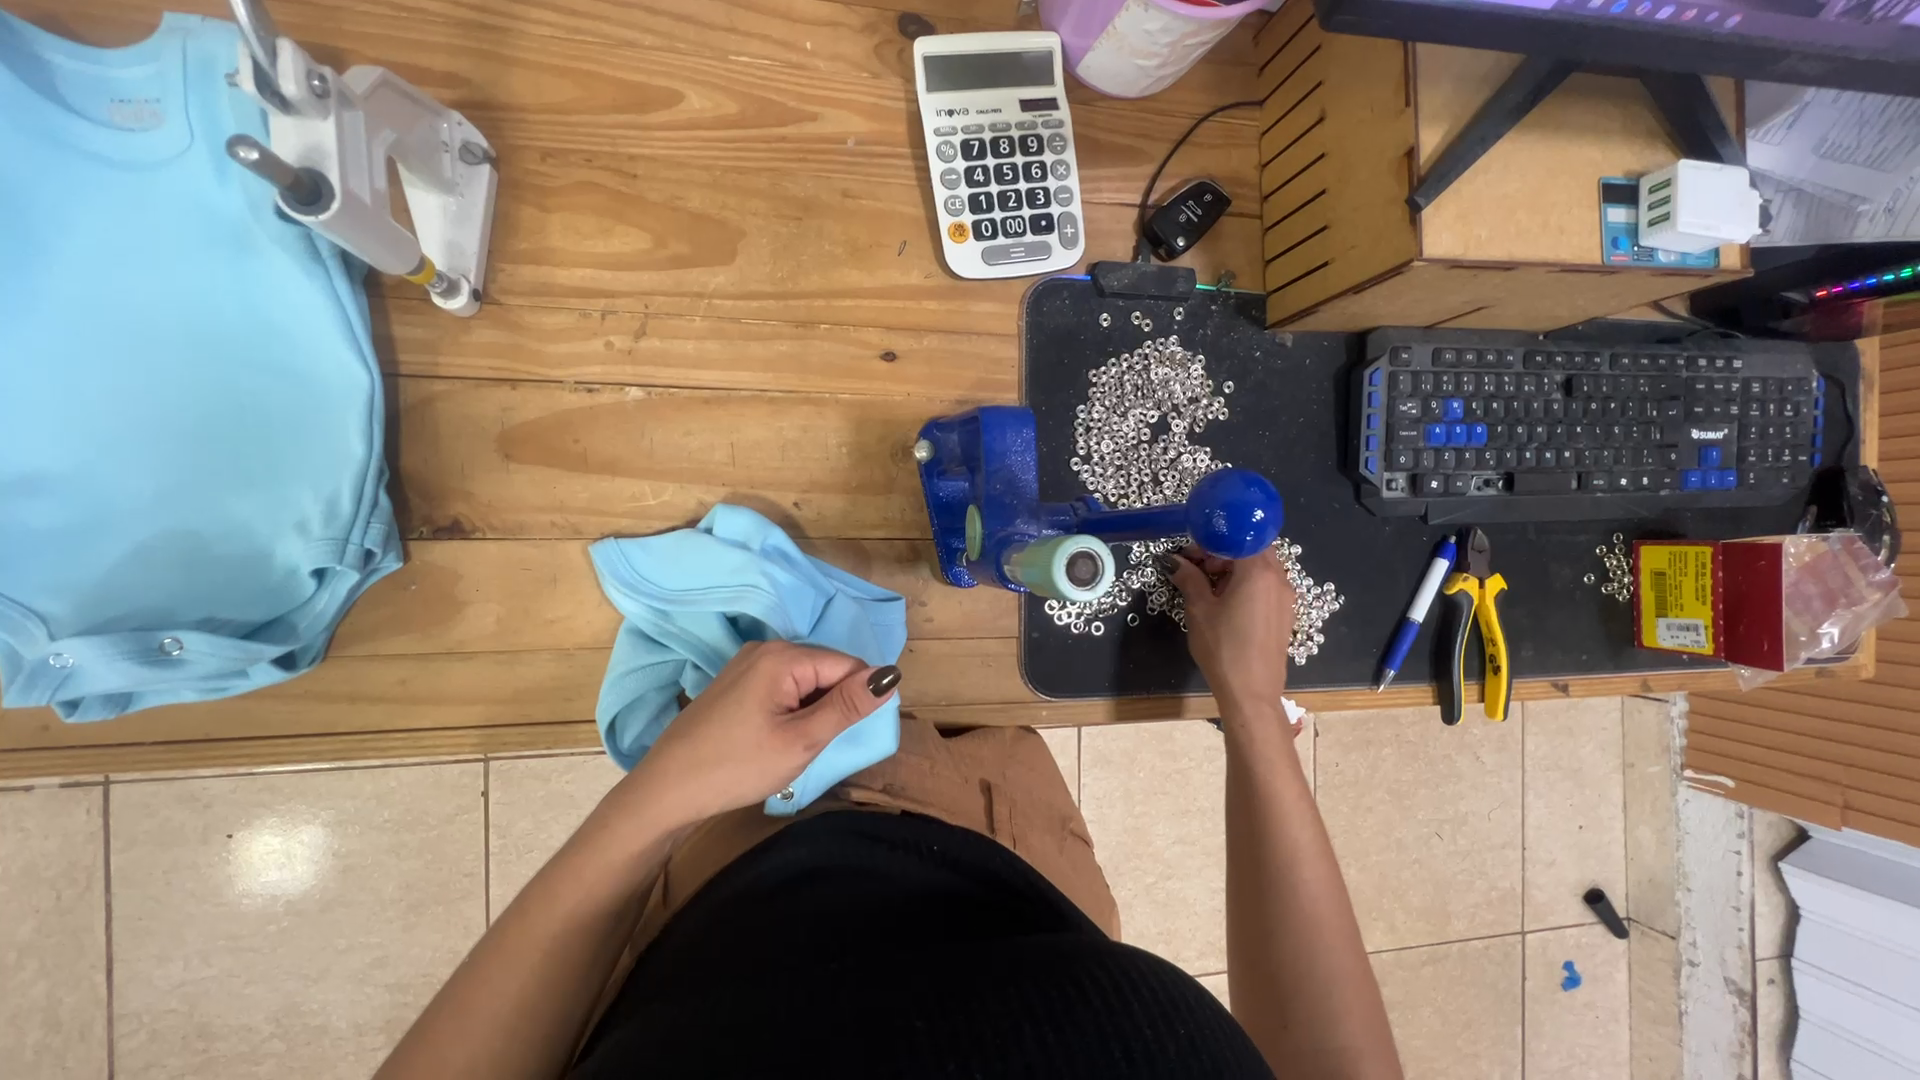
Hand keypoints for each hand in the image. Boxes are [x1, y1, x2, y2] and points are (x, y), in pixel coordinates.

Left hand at [623, 641, 899, 829]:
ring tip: (795, 744)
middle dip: (834, 703)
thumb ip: (847, 706)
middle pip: (826, 668)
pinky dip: (791, 709)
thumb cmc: (737, 767)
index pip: (848, 665)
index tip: (848, 735)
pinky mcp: (735, 682)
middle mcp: (766, 648)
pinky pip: (782, 686)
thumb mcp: (801, 741)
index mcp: (784, 656)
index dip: (858, 699)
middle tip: (815, 744)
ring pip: (805, 679)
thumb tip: (890, 675)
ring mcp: (746, 664)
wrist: (666, 791)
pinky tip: (775, 738)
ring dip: (813, 709)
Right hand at [1165, 546, 1295, 721]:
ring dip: (1235, 567)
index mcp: (1258, 572)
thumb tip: (1175, 561)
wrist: (1251, 691)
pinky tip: (1226, 602)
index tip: (1191, 552)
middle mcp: (1278, 578)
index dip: (1213, 539)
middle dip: (1224, 552)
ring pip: (1260, 566)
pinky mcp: (1284, 612)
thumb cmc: (1223, 647)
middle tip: (1197, 567)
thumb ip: (1189, 579)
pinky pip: (1266, 584)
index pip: (1238, 537)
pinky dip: (1246, 583)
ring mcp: (1285, 596)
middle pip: (1252, 549)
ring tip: (1209, 586)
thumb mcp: (1200, 610)